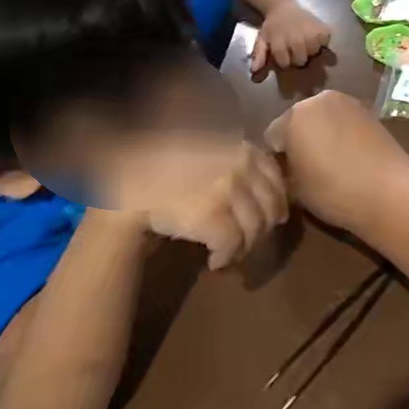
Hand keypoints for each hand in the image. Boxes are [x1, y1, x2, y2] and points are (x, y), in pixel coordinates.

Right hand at [123, 139, 288, 269]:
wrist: (130, 182)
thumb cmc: (168, 167)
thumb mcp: (211, 153)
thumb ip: (238, 163)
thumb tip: (273, 197)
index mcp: (242, 147)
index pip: (275, 177)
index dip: (277, 201)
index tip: (275, 217)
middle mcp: (240, 163)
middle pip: (269, 204)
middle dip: (265, 228)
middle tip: (252, 242)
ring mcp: (227, 188)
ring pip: (255, 227)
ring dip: (247, 247)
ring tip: (233, 254)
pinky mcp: (212, 214)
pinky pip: (233, 244)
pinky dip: (227, 257)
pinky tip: (216, 262)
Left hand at [251, 0, 330, 70]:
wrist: (282, 6)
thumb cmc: (272, 26)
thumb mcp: (262, 40)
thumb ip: (259, 56)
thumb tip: (254, 71)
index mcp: (280, 44)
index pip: (286, 64)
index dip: (284, 62)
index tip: (284, 55)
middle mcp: (296, 40)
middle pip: (302, 61)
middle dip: (298, 58)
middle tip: (296, 50)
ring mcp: (311, 34)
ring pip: (314, 53)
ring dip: (310, 51)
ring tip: (305, 44)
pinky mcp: (322, 28)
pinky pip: (326, 42)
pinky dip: (322, 41)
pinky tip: (315, 37)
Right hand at [264, 91, 408, 229]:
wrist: (387, 187)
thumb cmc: (333, 189)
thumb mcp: (295, 189)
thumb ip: (283, 171)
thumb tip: (286, 166)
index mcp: (293, 116)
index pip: (272, 136)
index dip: (277, 159)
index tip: (285, 177)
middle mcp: (317, 99)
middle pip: (297, 120)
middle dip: (298, 140)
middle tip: (306, 169)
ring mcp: (345, 100)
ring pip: (321, 117)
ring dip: (320, 133)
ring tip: (329, 162)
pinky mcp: (367, 108)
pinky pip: (342, 119)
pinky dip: (340, 131)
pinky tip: (349, 154)